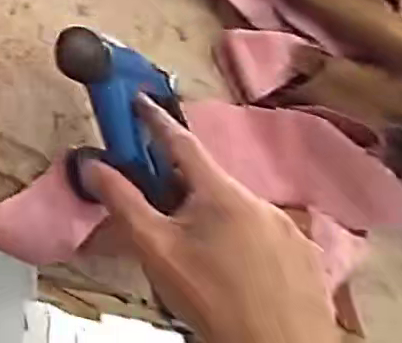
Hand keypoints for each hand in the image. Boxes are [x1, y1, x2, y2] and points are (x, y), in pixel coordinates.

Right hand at [84, 96, 336, 342]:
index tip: (140, 99)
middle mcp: (259, 201)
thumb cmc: (213, 302)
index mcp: (221, 192)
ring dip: (217, 216)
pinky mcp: (309, 260)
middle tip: (164, 205)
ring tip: (201, 250)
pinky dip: (247, 240)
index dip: (157, 119)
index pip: (181, 141)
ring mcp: (290, 230)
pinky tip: (238, 269)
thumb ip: (123, 202)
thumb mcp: (157, 251)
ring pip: (240, 208)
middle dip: (185, 186)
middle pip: (211, 180)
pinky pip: (268, 234)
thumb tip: (91, 165)